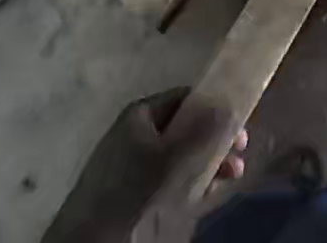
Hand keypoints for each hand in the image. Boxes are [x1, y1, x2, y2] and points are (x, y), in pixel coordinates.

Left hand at [40, 88, 246, 242]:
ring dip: (210, 161)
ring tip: (232, 176)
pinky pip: (171, 177)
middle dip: (215, 138)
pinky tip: (209, 192)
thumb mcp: (169, 158)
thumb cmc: (128, 190)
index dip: (214, 107)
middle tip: (240, 153)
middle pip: (186, 126)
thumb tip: (230, 103)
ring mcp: (135, 163)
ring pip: (181, 154)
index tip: (237, 124)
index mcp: (141, 114)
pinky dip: (192, 180)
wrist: (87, 242)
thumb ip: (202, 130)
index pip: (185, 98)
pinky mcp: (135, 191)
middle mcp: (138, 132)